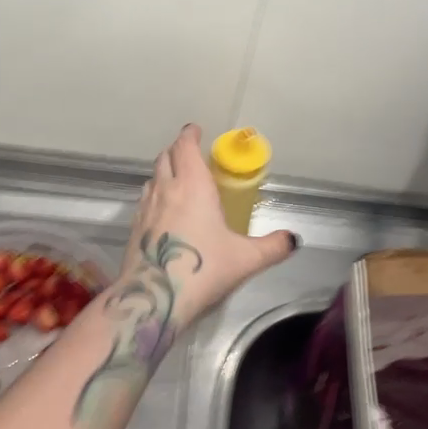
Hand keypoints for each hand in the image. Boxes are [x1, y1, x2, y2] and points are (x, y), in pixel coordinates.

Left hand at [126, 125, 296, 328]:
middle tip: (190, 154)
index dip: (189, 135)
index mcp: (192, 185)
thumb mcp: (246, 259)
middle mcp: (165, 190)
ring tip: (178, 180)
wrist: (155, 297)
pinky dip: (155, 195)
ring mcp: (145, 208)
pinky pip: (144, 200)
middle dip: (177, 150)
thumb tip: (293, 239)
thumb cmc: (203, 269)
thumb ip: (272, 247)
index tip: (195, 130)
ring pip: (152, 178)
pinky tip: (164, 211)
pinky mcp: (134, 228)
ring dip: (164, 172)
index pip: (184, 147)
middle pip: (165, 157)